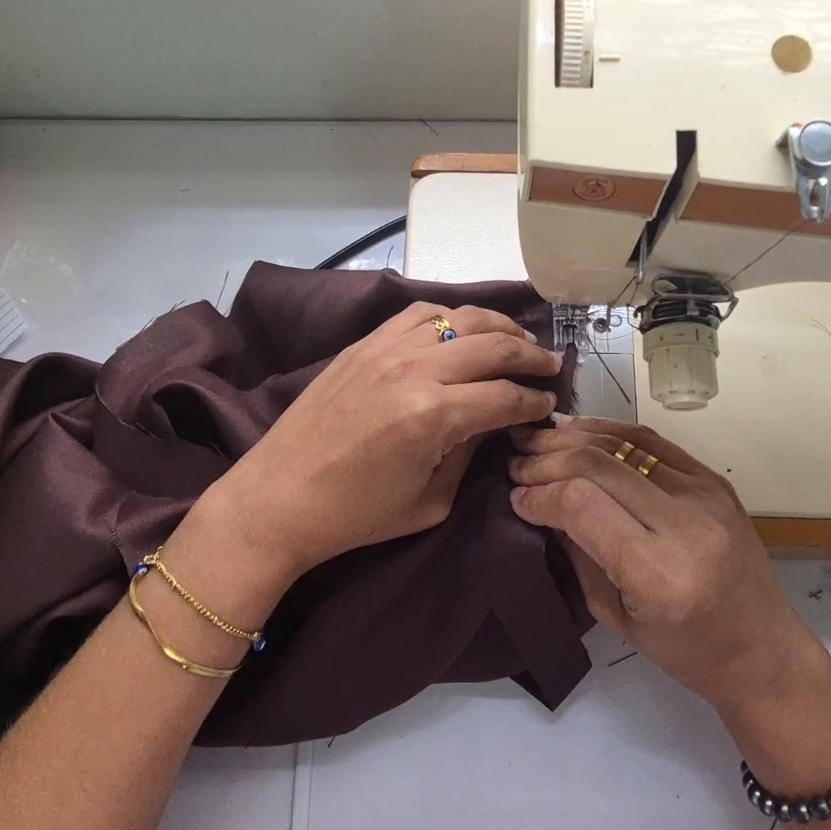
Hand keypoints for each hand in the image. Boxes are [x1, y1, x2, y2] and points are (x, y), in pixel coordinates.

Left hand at [196, 302, 560, 588]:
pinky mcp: (362, 345)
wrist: (278, 499)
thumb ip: (470, 453)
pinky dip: (450, 315)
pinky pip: (417, 314)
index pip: (505, 396)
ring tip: (518, 337)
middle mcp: (413, 370)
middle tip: (551, 365)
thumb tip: (496, 421)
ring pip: (458, 317)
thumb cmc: (356, 515)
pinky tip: (463, 329)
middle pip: (492, 345)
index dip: (535, 401)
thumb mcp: (430, 500)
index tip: (550, 405)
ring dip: (497, 325)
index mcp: (433, 416)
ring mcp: (385, 350)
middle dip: (531, 355)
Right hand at [507, 416, 830, 781]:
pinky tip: (579, 432)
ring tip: (537, 441)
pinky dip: (610, 432)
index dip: (539, 495)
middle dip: (547, 462)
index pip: (581, 505)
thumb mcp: (615, 616)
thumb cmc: (686, 651)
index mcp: (658, 573)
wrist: (763, 649)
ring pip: (623, 445)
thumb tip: (539, 503)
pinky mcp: (714, 480)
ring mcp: (705, 496)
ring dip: (572, 439)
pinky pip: (652, 442)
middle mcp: (686, 526)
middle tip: (516, 465)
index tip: (515, 498)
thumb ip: (578, 554)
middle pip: (598, 467)